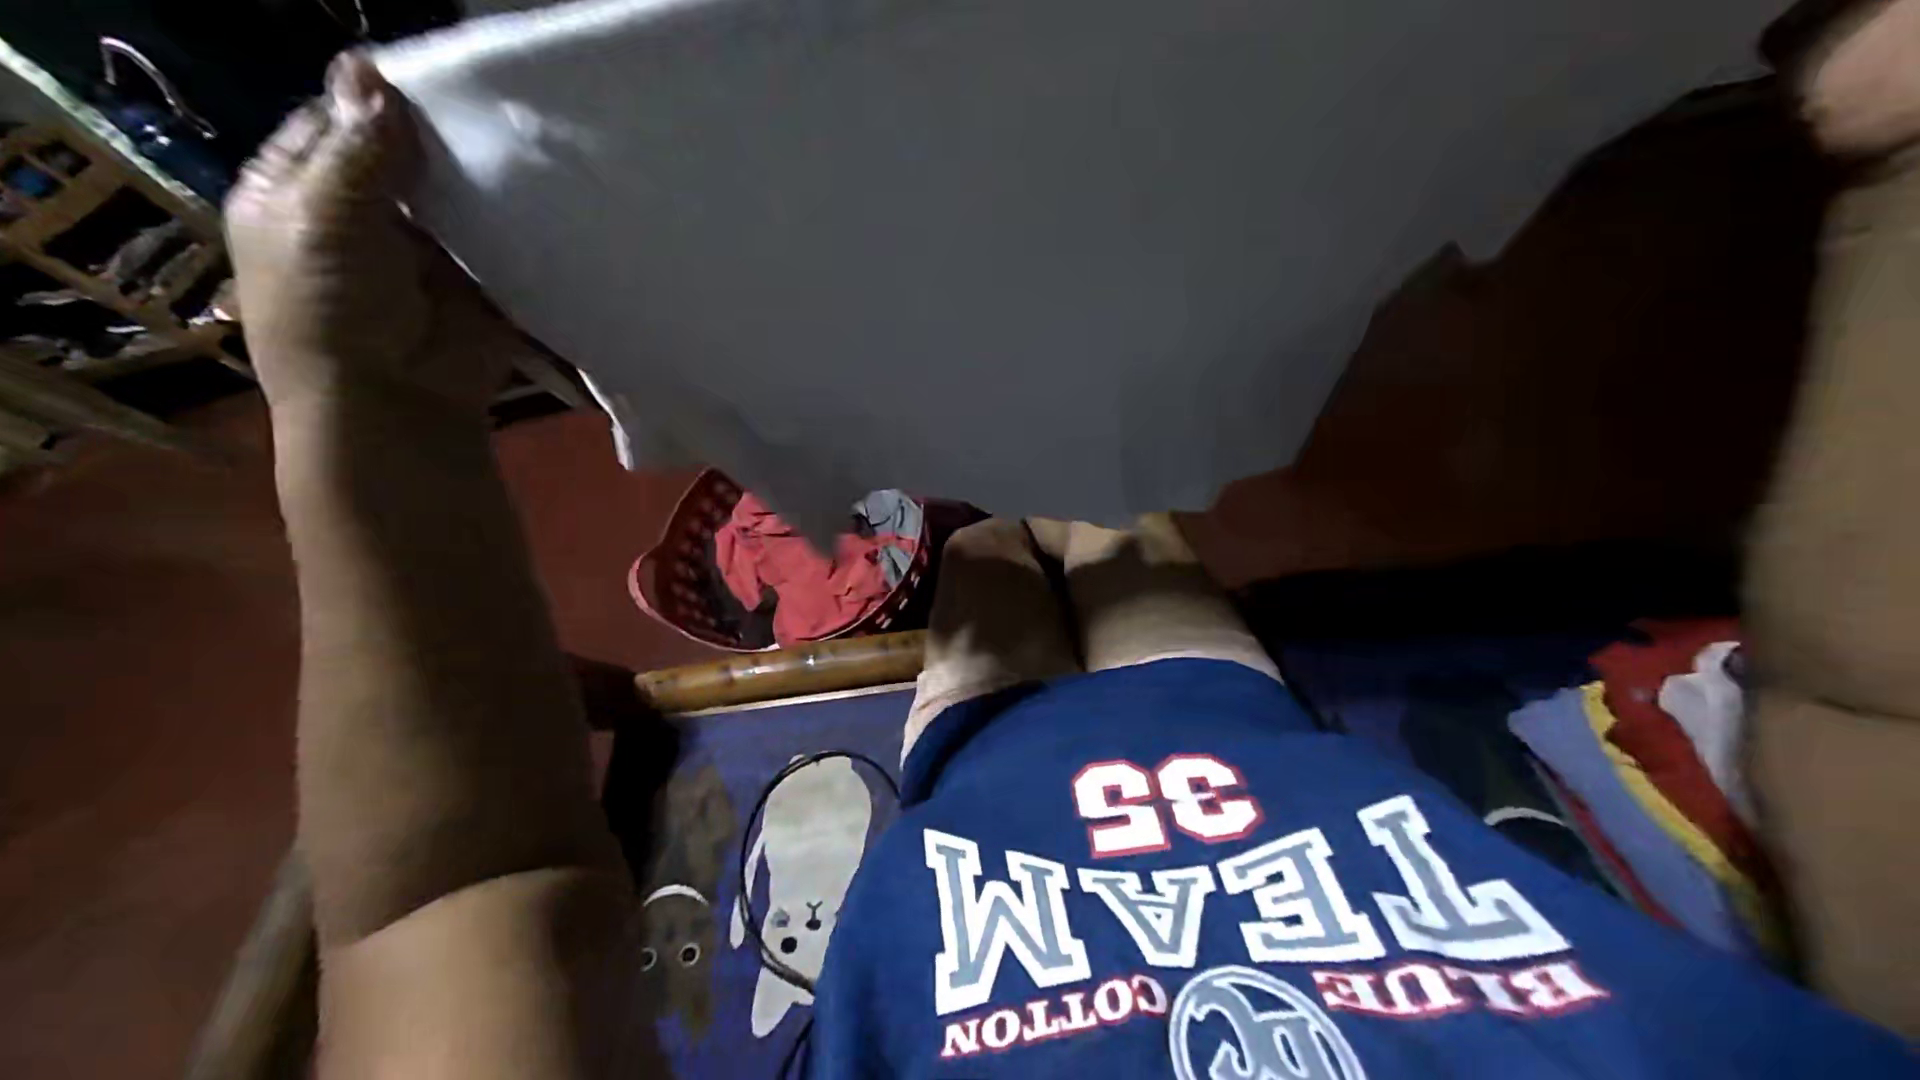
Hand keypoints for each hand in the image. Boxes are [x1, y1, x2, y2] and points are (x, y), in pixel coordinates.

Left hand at [225, 54, 514, 416]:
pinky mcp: (482, 283)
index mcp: (303, 192)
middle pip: (406, 158)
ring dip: (483, 182)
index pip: (338, 123)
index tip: (433, 83)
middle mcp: (366, 216)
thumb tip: (370, 70)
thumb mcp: (323, 219)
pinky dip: (517, 226)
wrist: (397, 400)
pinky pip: (500, 244)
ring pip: (458, 199)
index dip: (377, 103)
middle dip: (442, 141)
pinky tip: (539, 200)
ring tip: (521, 148)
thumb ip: (355, 152)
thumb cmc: (332, 308)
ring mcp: (430, 252)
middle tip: (489, 113)